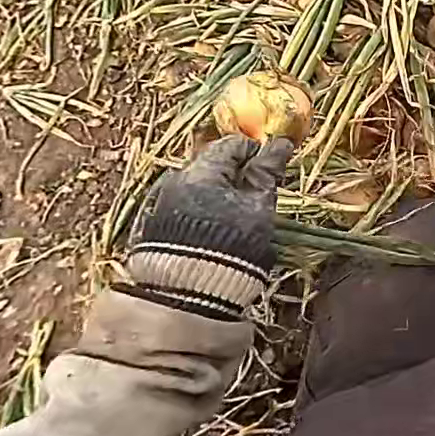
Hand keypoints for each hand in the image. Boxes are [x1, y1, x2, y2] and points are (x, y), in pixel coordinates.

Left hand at [137, 136, 293, 263]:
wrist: (188, 292)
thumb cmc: (232, 244)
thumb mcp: (258, 205)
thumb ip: (267, 171)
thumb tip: (282, 143)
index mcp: (201, 171)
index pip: (233, 145)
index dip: (257, 155)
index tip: (271, 174)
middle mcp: (174, 179)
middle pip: (214, 163)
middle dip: (236, 175)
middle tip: (256, 197)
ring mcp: (160, 201)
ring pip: (199, 184)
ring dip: (219, 193)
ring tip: (235, 217)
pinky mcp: (152, 223)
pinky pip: (183, 204)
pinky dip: (202, 209)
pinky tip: (213, 229)